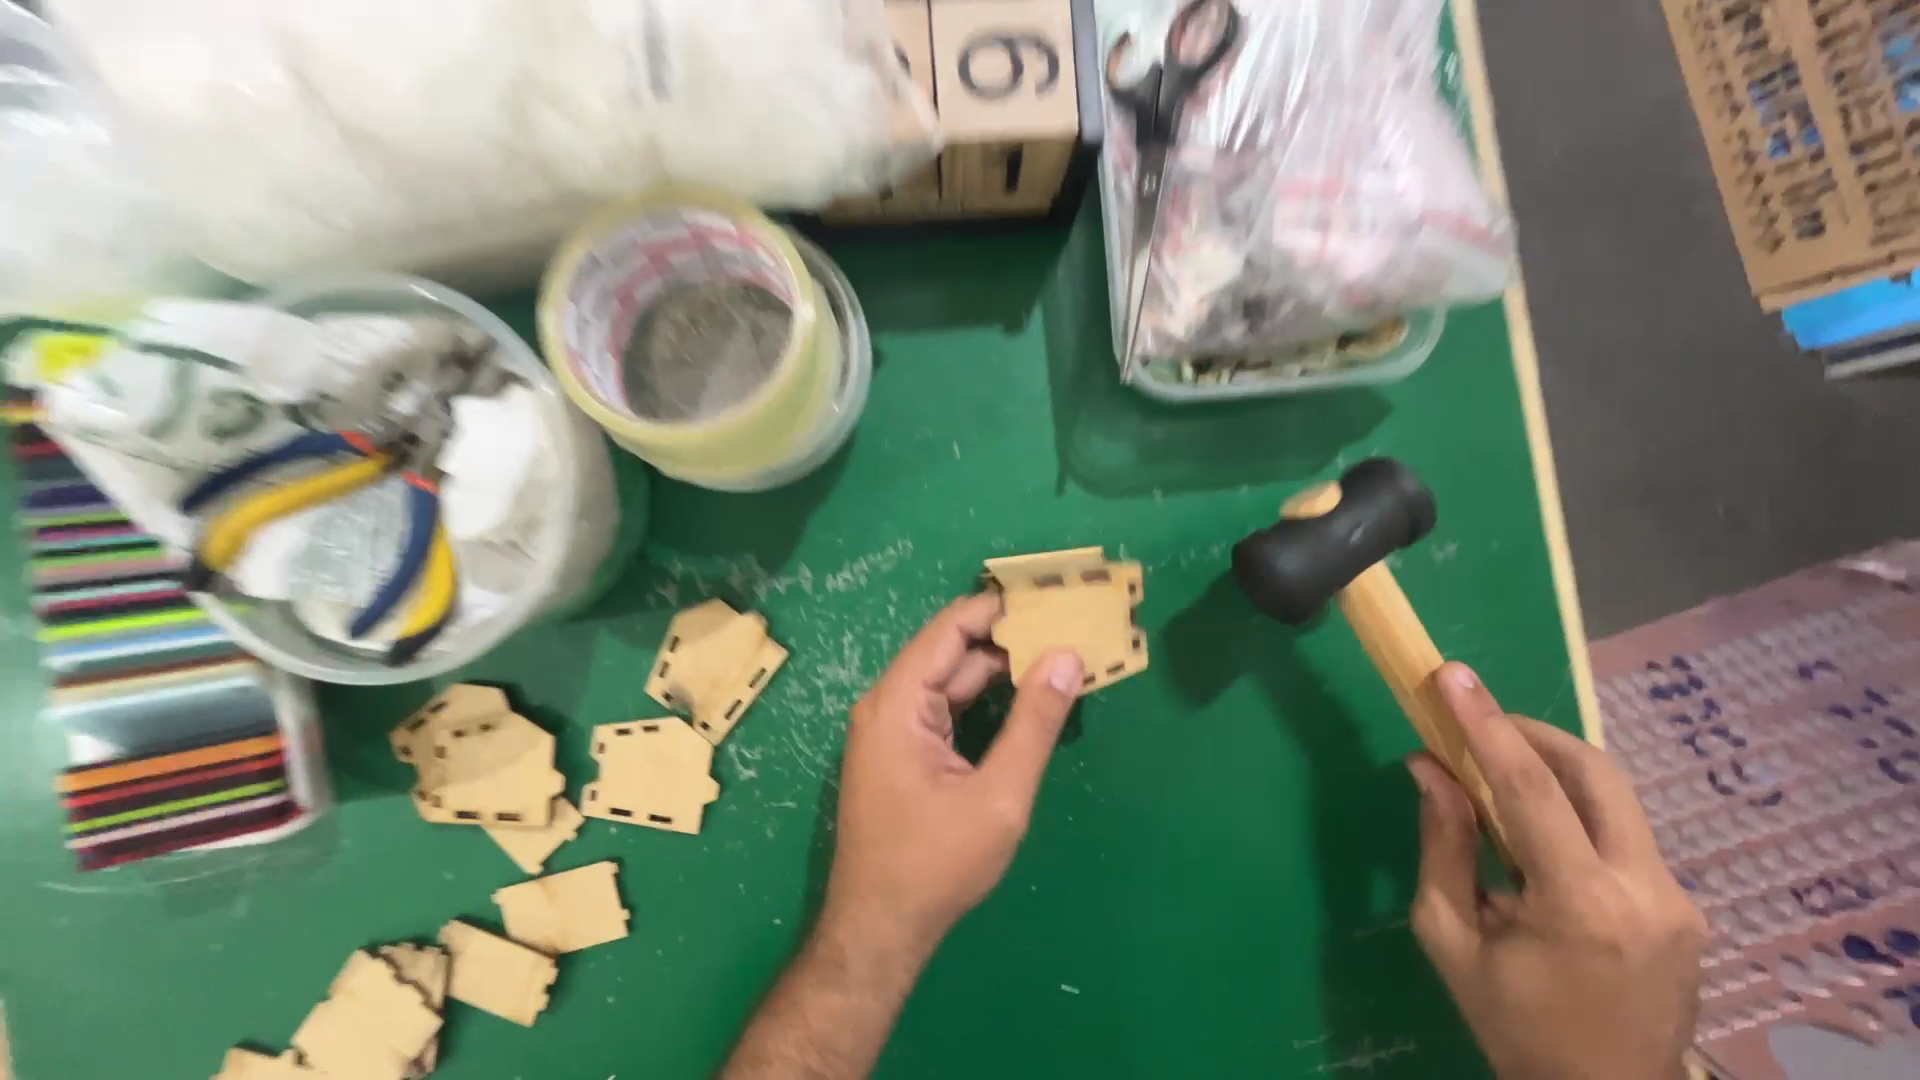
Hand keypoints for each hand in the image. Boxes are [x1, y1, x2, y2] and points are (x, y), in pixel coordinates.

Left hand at [823, 593, 1083, 957]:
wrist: (880, 929)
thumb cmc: (936, 865)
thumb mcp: (999, 795)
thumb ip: (1034, 722)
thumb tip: (1066, 657)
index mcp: (898, 702)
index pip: (950, 629)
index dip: (998, 609)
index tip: (1049, 598)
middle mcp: (887, 704)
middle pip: (950, 653)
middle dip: (1007, 641)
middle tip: (1065, 631)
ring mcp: (890, 730)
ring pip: (949, 683)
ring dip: (998, 673)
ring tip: (1055, 659)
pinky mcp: (900, 752)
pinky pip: (943, 711)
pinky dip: (982, 702)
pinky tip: (1023, 700)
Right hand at [1409, 663, 1706, 1079]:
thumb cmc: (1509, 1018)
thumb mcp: (1449, 933)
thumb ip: (1443, 843)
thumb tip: (1429, 767)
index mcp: (1580, 903)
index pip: (1528, 787)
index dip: (1485, 723)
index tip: (1451, 676)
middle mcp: (1646, 891)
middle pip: (1594, 773)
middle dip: (1530, 732)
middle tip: (1476, 721)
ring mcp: (1676, 899)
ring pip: (1615, 795)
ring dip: (1553, 764)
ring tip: (1497, 766)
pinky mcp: (1683, 906)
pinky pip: (1622, 829)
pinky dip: (1572, 805)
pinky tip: (1535, 825)